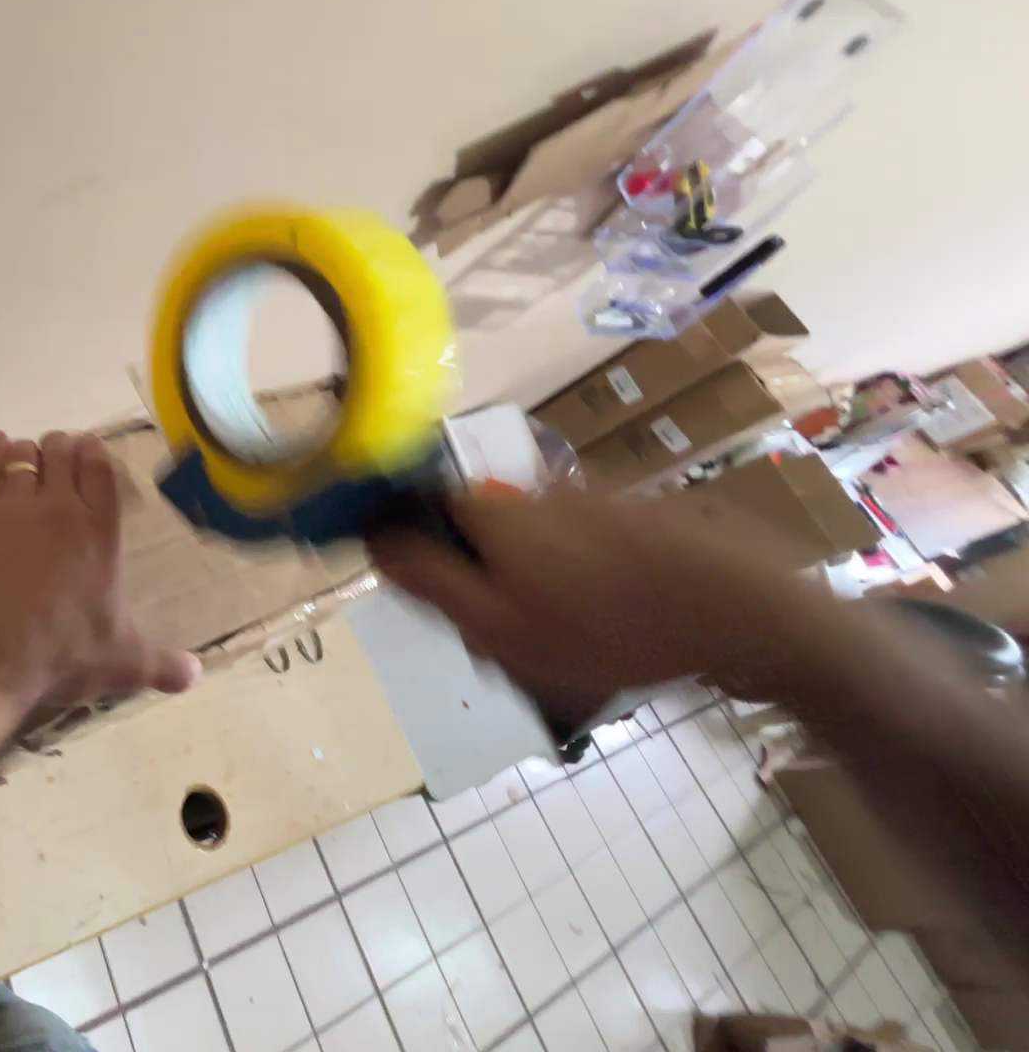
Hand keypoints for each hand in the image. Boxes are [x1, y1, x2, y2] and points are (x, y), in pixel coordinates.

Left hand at [0, 430, 200, 708]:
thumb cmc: (61, 654)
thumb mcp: (121, 663)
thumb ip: (161, 664)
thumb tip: (196, 676)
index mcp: (99, 533)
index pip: (100, 472)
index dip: (96, 453)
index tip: (91, 447)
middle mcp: (59, 509)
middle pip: (61, 455)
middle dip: (62, 447)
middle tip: (60, 451)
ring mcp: (14, 509)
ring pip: (24, 457)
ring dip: (29, 450)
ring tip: (28, 451)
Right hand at [367, 489, 816, 722]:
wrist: (751, 614)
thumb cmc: (609, 629)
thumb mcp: (500, 625)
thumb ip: (428, 582)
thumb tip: (374, 544)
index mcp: (492, 511)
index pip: (420, 508)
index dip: (412, 547)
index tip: (430, 594)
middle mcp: (532, 490)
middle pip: (473, 528)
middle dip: (473, 576)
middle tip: (499, 634)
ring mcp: (587, 496)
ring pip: (523, 537)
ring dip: (522, 580)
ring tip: (557, 636)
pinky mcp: (632, 510)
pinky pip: (572, 539)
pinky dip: (569, 573)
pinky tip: (602, 616)